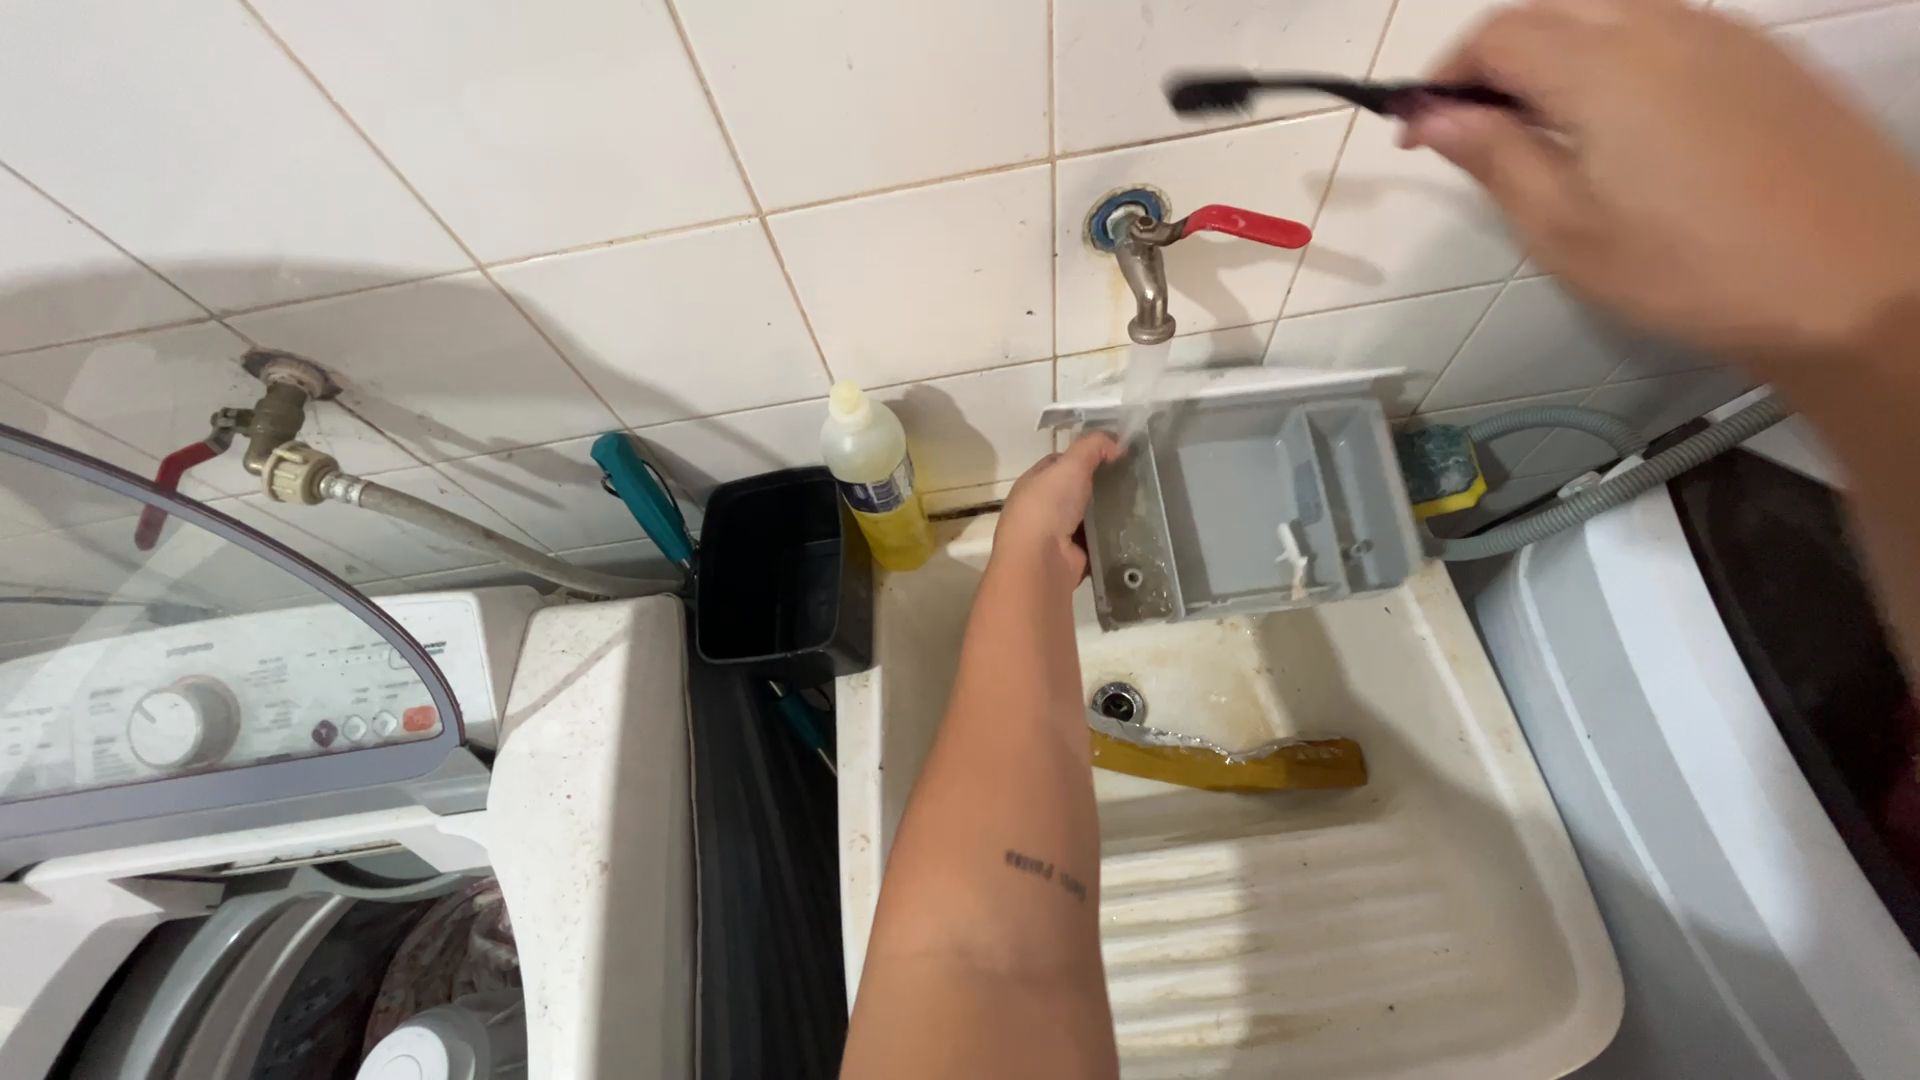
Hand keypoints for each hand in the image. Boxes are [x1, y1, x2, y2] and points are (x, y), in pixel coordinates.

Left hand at [995, 433, 1123, 583]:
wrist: (1040, 561)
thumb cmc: (1048, 506)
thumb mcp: (1070, 465)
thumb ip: (1093, 447)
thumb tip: (1117, 444)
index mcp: (1033, 483)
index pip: (1059, 463)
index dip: (1085, 456)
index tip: (1114, 455)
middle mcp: (1041, 509)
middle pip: (1076, 491)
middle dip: (1100, 486)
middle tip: (1132, 480)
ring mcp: (1055, 535)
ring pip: (1088, 517)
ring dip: (1108, 514)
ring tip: (1140, 504)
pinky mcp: (1072, 557)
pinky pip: (1097, 542)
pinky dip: (1111, 538)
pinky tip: (1133, 531)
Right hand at [1401, 0, 1919, 356]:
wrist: (1850, 280)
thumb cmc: (1678, 266)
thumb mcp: (1559, 224)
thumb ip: (1493, 156)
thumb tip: (1433, 118)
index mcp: (1606, 67)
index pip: (1500, 34)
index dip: (1442, 77)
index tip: (1414, 134)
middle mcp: (1667, 26)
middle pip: (1551, 11)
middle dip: (1489, 63)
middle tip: (1462, 134)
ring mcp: (1724, 35)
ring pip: (1606, 15)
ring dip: (1545, 60)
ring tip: (1523, 136)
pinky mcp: (1759, 58)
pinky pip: (1658, 34)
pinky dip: (1602, 62)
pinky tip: (1599, 129)